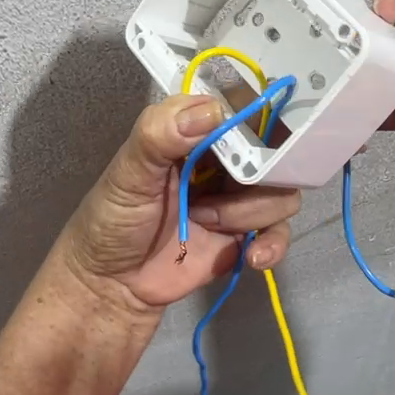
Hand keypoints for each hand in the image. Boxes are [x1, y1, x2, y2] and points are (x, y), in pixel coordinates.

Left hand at [56, 95, 301, 315]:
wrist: (112, 284)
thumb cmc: (113, 219)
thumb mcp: (128, 172)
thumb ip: (160, 135)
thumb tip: (213, 110)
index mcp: (195, 135)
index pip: (241, 113)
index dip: (253, 123)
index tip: (244, 141)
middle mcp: (223, 163)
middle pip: (273, 155)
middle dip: (256, 177)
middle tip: (227, 188)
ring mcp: (238, 200)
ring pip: (281, 194)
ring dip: (248, 212)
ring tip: (205, 223)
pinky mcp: (245, 236)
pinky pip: (279, 233)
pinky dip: (274, 244)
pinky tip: (253, 257)